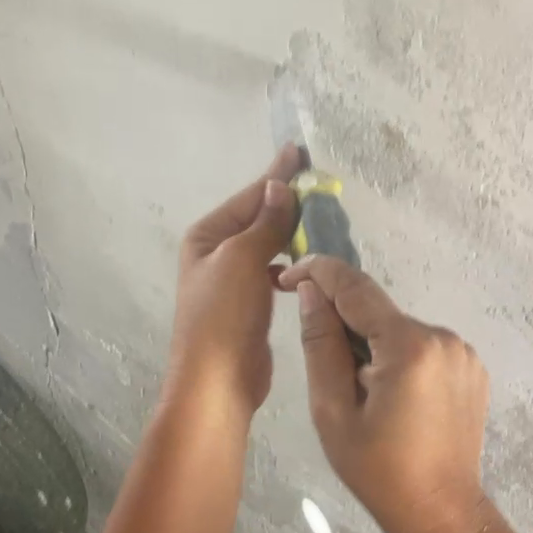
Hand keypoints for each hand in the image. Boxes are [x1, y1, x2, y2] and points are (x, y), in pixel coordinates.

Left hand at [167, 144, 301, 411]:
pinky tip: (310, 263)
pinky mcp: (251, 305)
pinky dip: (293, 264)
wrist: (218, 381)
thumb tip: (279, 186)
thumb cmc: (224, 315)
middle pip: (259, 218)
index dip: (277, 175)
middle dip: (288, 203)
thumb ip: (264, 223)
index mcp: (208, 236)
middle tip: (323, 186)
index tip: (299, 151)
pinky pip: (275, 271)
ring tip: (324, 220)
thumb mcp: (243, 260)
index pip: (250, 197)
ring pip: (269, 246)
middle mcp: (217, 253)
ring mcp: (233, 281)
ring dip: (293, 234)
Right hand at [277, 256, 489, 532]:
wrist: (440, 512)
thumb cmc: (378, 470)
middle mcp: (443, 338)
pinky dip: (402, 360)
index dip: (319, 273)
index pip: (356, 288)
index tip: (289, 274)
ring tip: (365, 397)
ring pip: (402, 331)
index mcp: (408, 346)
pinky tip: (396, 401)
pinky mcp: (472, 369)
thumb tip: (311, 291)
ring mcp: (463, 353)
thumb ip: (320, 344)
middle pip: (380, 313)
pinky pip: (425, 349)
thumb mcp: (332, 410)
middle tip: (327, 370)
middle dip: (347, 327)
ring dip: (376, 347)